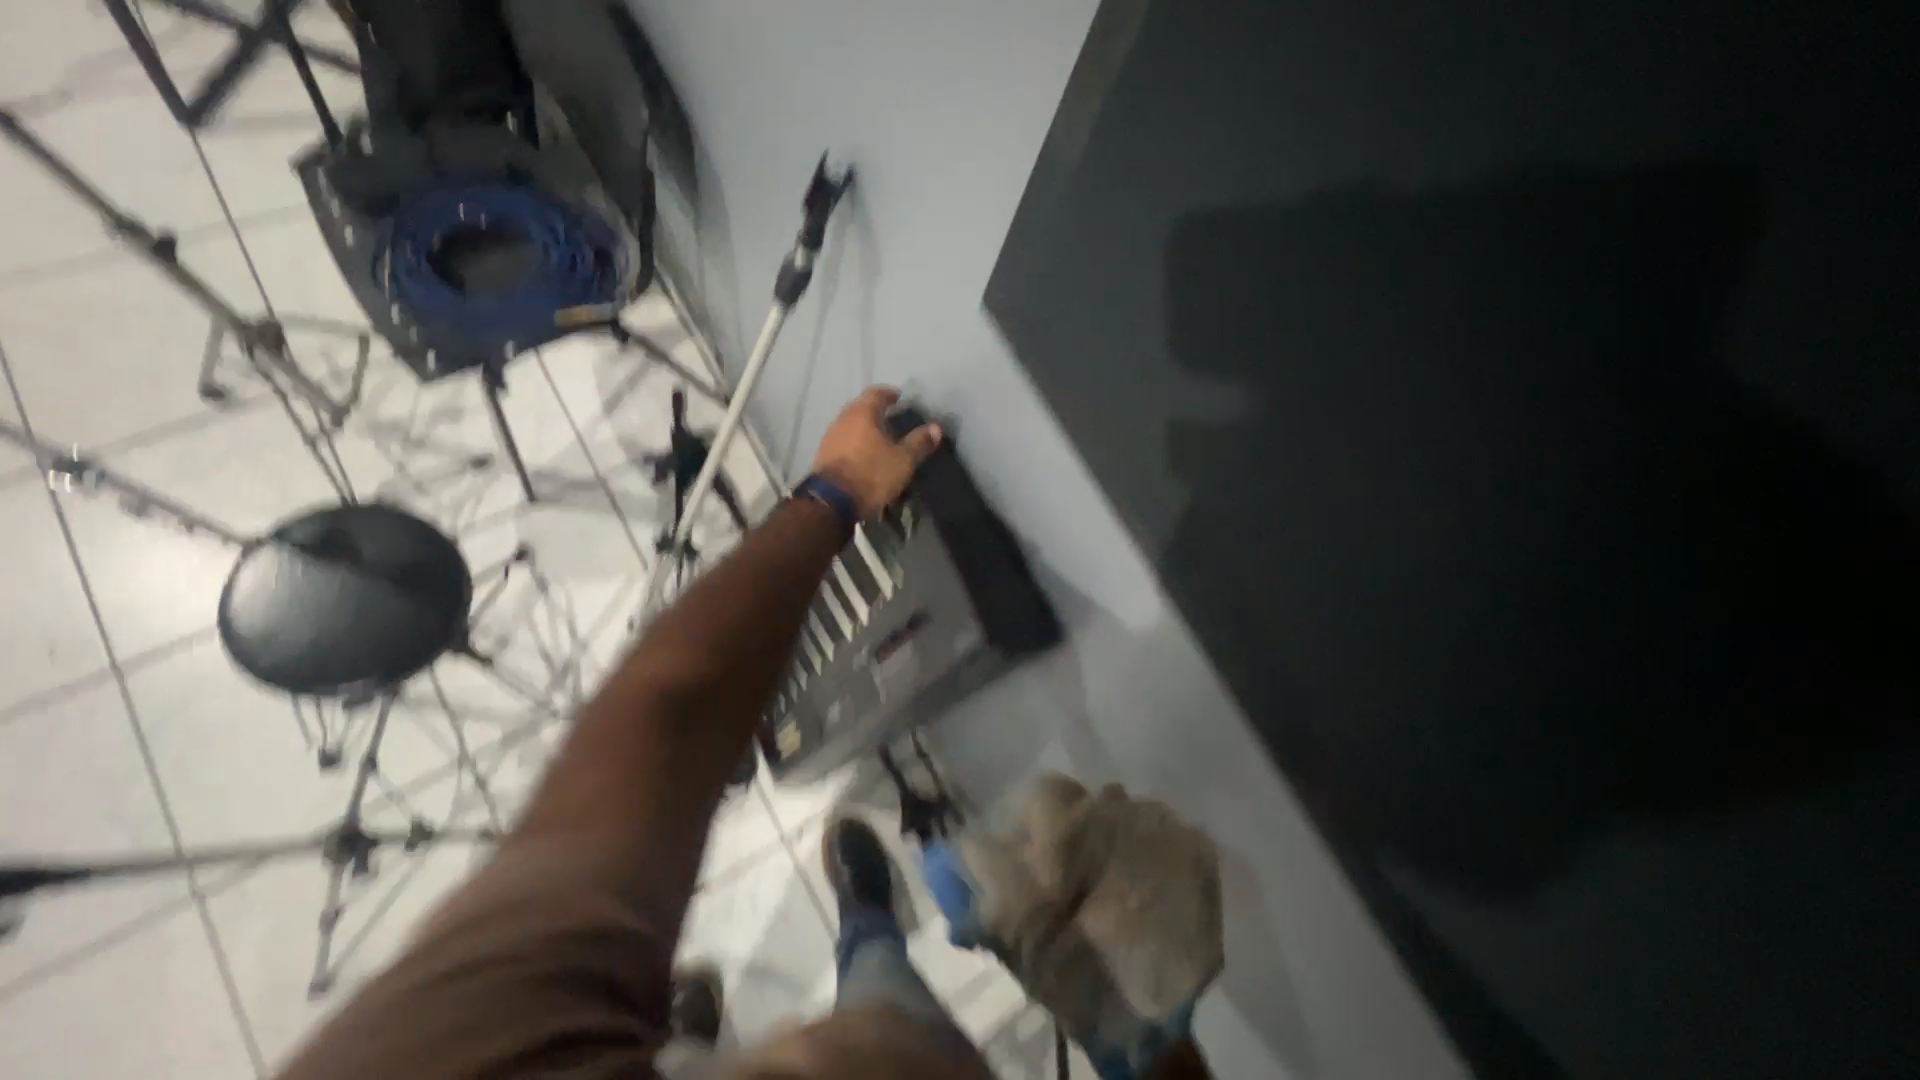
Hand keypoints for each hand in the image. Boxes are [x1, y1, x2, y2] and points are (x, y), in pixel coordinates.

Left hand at [810, 386, 941, 517]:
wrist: (831, 501)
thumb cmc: (871, 474)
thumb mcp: (903, 460)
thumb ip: (919, 442)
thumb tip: (936, 427)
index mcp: (863, 412)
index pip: (877, 392)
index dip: (890, 394)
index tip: (900, 399)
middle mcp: (843, 418)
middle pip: (861, 406)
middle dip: (876, 409)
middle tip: (891, 418)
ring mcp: (830, 435)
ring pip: (850, 423)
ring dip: (864, 426)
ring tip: (879, 437)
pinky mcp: (823, 453)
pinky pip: (843, 439)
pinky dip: (855, 441)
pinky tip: (863, 453)